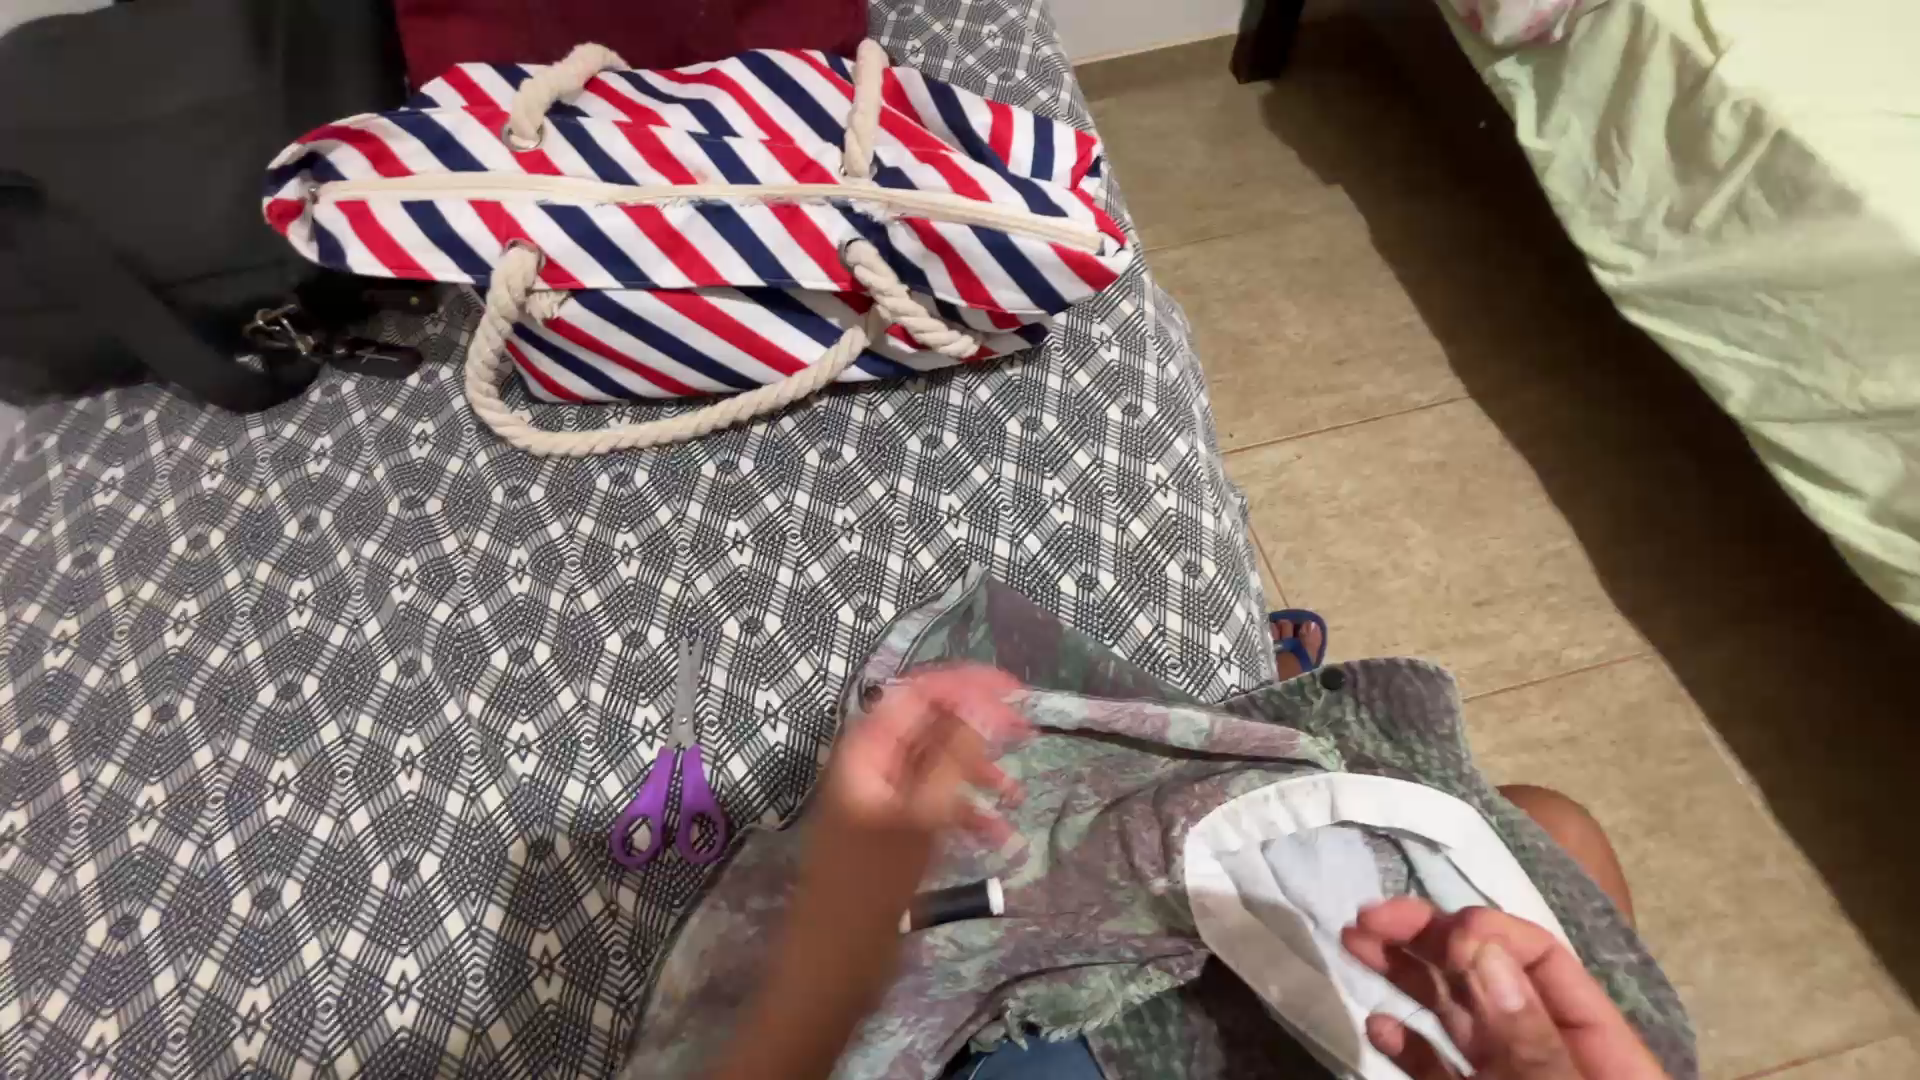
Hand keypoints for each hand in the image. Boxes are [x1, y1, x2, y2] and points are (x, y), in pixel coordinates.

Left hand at [708, 666, 1028, 1079]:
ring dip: (979, 774)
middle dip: (978, 728)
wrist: (828, 975)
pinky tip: (998, 839)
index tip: (1013, 692)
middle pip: (931, 725)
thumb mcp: (919, 821)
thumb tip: (981, 705)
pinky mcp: (895, 831)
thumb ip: (951, 758)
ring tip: (1015, 795)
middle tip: (1025, 733)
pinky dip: (968, 813)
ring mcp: (884, 799)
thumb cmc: (867, 895)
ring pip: (939, 765)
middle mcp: (874, 765)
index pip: (918, 692)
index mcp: (867, 751)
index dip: (964, 684)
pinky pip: (936, 803)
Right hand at [1341, 898, 1669, 1079]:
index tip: (1432, 930)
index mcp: (1605, 1054)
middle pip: (1488, 975)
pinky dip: (1408, 1042)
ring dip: (1404, 973)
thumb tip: (1479, 943)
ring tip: (1352, 940)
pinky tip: (1378, 1025)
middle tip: (1366, 915)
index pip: (1545, 961)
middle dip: (1426, 938)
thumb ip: (1530, 1038)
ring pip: (1455, 1012)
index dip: (1486, 932)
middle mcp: (1554, 1056)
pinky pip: (1440, 1065)